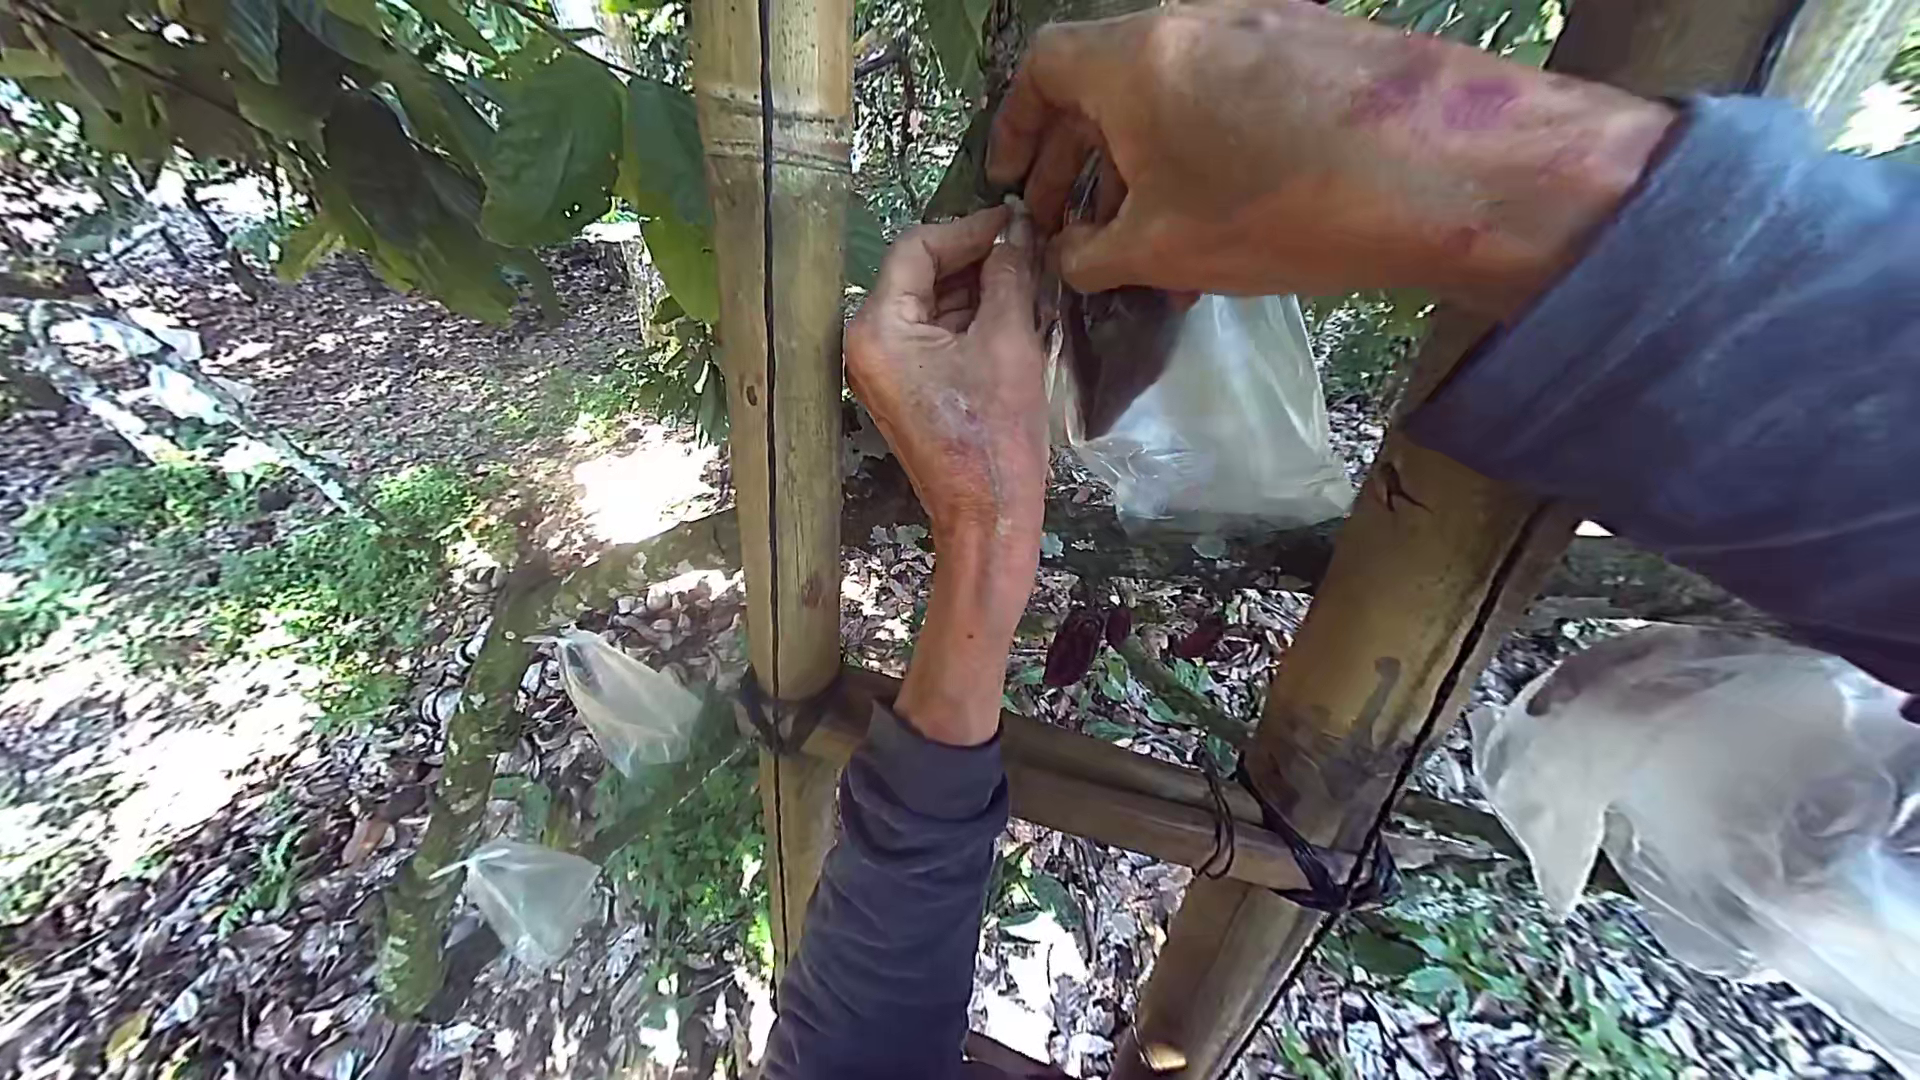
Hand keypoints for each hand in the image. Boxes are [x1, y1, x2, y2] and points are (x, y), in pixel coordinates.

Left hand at [846, 204, 1047, 745]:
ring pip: (932, 310)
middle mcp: (868, 345)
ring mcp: (885, 372)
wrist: (987, 516)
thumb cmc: (996, 433)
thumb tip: (1016, 233)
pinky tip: (1012, 316)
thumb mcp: (1007, 342)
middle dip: (975, 262)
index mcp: (877, 328)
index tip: (1016, 221)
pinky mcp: (906, 391)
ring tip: (1030, 281)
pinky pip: (935, 342)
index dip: (969, 229)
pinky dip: (970, 325)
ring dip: (977, 293)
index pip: (916, 248)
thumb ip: (1007, 275)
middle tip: (1030, 251)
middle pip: (920, 278)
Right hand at [987, 0, 1674, 317]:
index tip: (1007, 180)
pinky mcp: (1296, 50)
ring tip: (1121, 238)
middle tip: (1058, 225)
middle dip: (1064, 162)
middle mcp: (1186, 23)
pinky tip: (1187, 216)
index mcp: (1134, 60)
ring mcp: (1248, 29)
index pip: (1043, 67)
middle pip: (1096, 86)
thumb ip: (1085, 255)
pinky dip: (1176, 155)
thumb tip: (1062, 255)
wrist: (1434, 178)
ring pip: (1153, 99)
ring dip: (1122, 169)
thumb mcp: (1153, 249)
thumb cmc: (1268, 212)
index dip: (1013, 125)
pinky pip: (1207, 101)